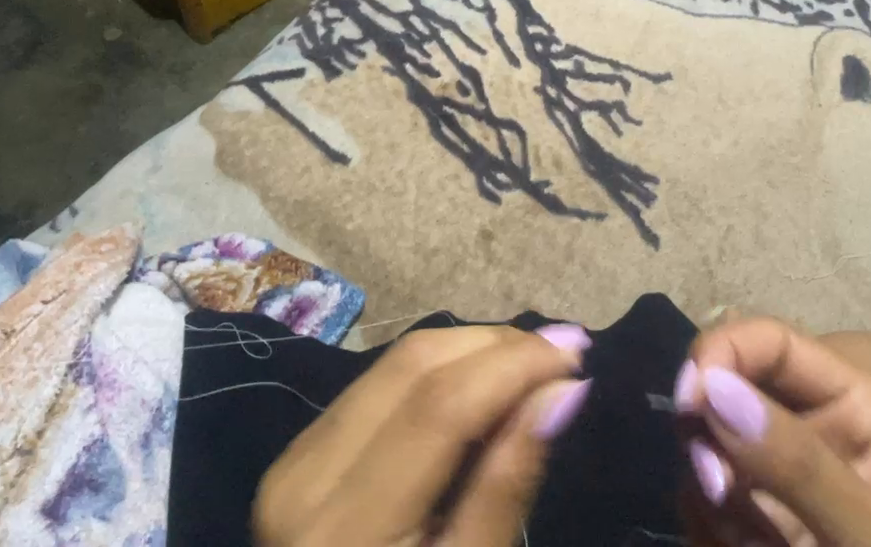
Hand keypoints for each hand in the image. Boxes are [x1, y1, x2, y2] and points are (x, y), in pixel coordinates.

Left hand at [254, 324, 591, 546]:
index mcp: (348, 528)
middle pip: (413, 364)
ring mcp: (295, 456)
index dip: (512, 366)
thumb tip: (564, 389)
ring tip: (531, 359)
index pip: (439, 407)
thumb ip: (506, 485)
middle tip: (562, 350)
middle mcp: (307, 474)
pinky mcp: (300, 449)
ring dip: (470, 347)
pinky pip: (377, 381)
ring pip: (394, 360)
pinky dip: (437, 368)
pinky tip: (479, 378)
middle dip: (496, 344)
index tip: (575, 354)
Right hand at [675, 317, 870, 546]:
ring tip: (752, 543)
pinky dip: (709, 526)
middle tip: (718, 489)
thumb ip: (802, 465)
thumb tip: (714, 388)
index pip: (773, 343)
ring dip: (711, 492)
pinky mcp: (751, 521)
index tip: (688, 399)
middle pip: (725, 388)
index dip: (722, 352)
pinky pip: (701, 502)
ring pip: (706, 447)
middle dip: (708, 432)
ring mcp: (776, 476)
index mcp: (855, 406)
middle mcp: (808, 429)